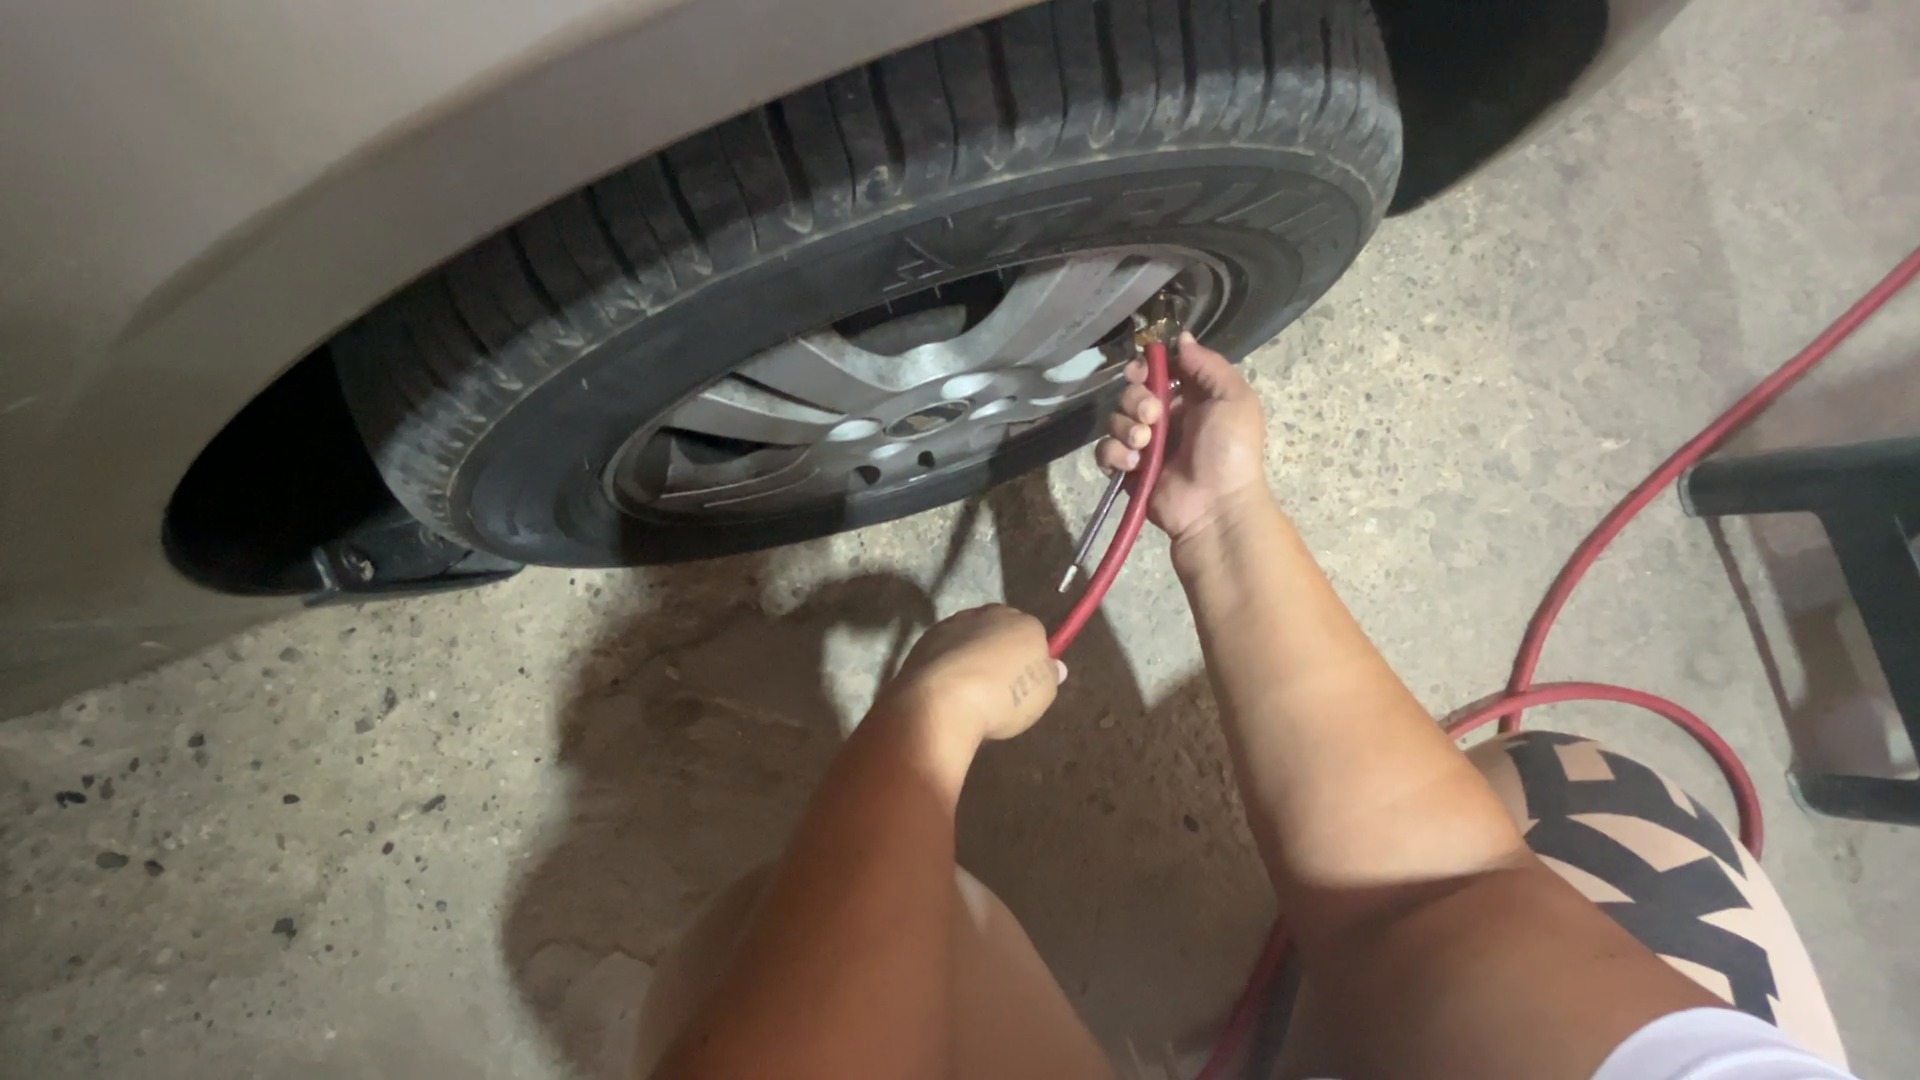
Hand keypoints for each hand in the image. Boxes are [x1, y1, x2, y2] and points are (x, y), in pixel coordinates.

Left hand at [884, 605, 1061, 745]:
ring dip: (971, 656)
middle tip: (998, 687)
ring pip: (970, 638)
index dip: (1030, 660)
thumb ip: (1049, 676)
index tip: (1024, 684)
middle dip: (999, 651)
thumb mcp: (1041, 695)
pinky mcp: (925, 638)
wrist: (941, 700)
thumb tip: (1055, 665)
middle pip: (1000, 631)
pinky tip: (946, 689)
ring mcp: (954, 623)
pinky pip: (945, 650)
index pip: (1034, 635)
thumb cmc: (1002, 698)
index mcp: (1024, 623)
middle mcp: (989, 614)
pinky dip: (947, 664)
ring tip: (968, 692)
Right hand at [1096, 333, 1269, 544]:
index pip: (1158, 371)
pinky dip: (1114, 454)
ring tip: (1144, 446)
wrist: (1215, 504)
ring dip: (1126, 428)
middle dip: (1136, 400)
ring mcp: (1143, 446)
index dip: (1146, 368)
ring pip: (1114, 420)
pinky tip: (1132, 464)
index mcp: (1191, 399)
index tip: (1143, 372)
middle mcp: (1164, 418)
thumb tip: (1181, 339)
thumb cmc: (1230, 450)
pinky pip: (1104, 451)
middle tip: (1152, 416)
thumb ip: (1208, 364)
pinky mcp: (1126, 470)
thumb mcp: (1234, 398)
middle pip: (1131, 392)